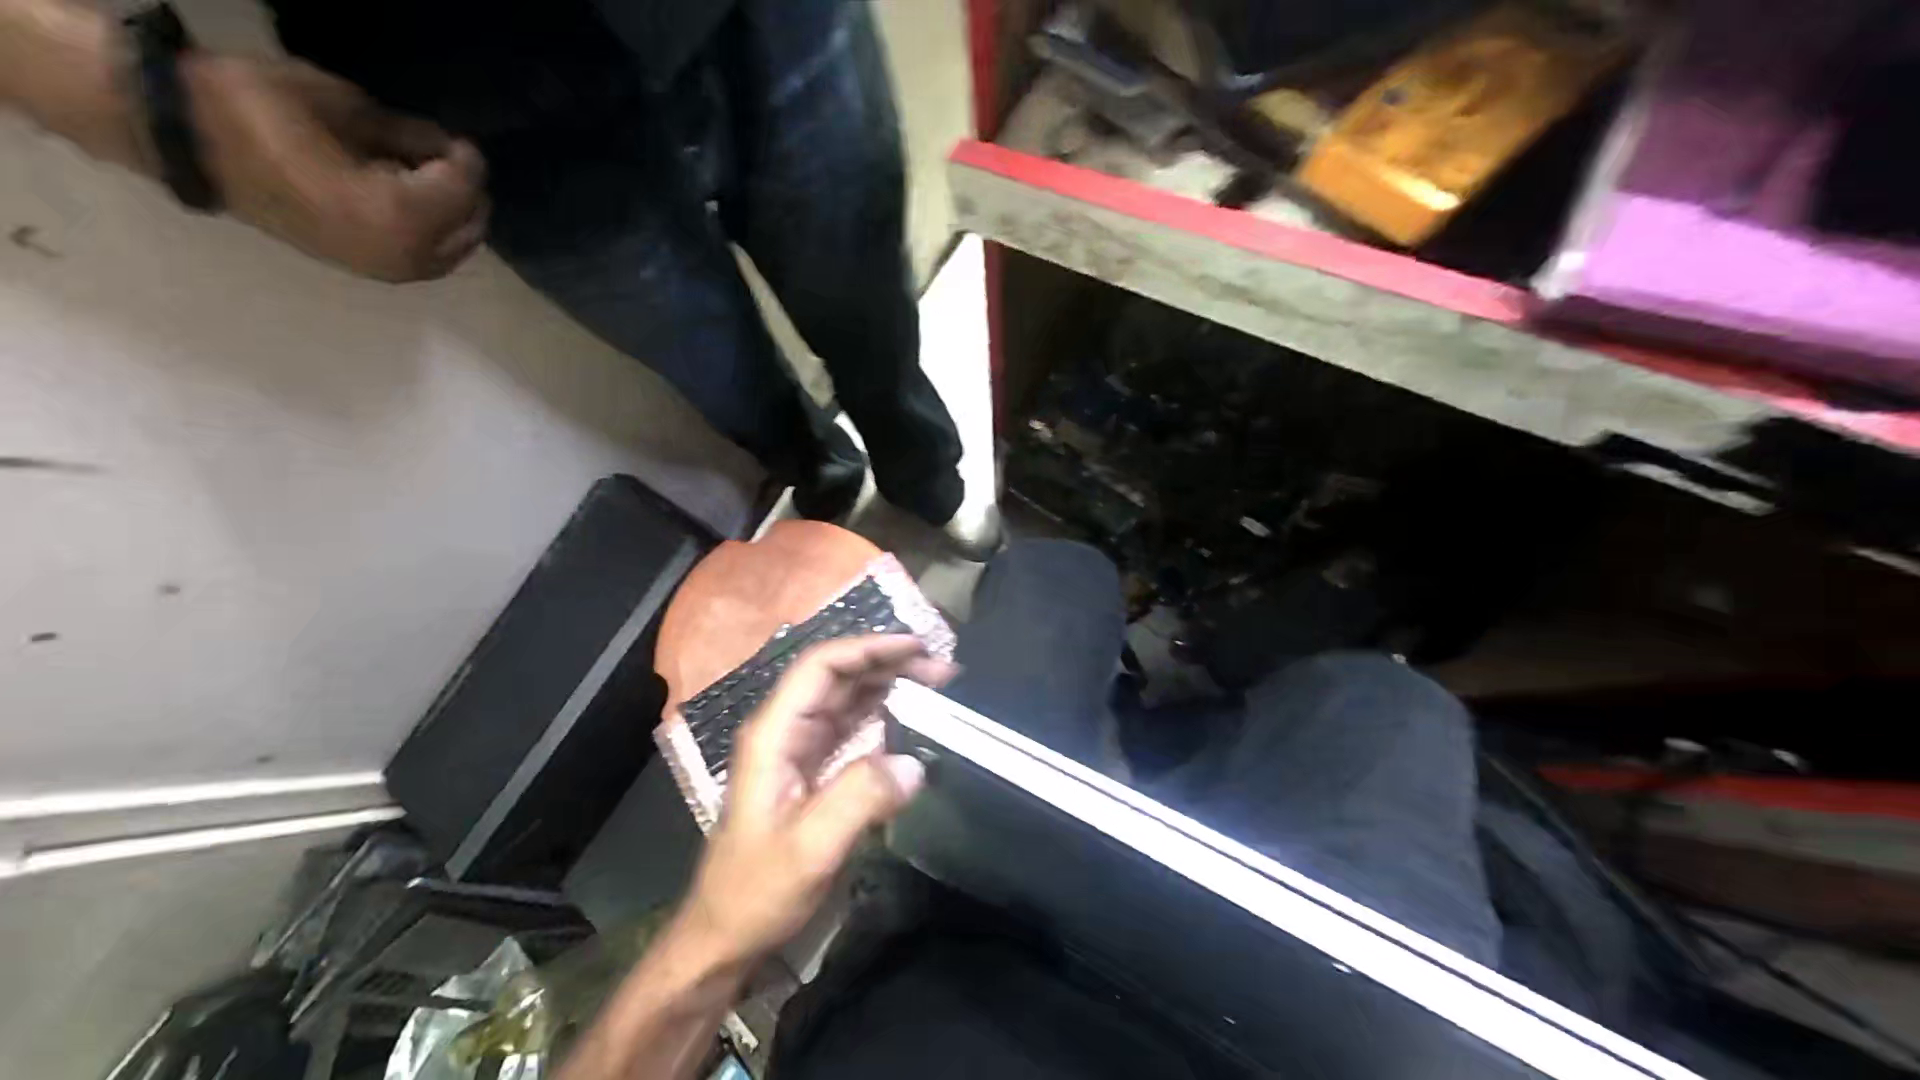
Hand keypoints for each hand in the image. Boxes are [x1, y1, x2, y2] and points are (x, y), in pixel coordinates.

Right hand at [180, 56, 488, 281]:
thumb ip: (409, 134)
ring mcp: (388, 270)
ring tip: (420, 176)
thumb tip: (445, 145)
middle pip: (470, 225)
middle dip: (465, 192)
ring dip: (451, 214)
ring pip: (455, 246)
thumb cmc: (257, 110)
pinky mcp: (371, 272)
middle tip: (440, 158)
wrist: (180, 140)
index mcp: (398, 217)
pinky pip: (428, 256)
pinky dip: (432, 230)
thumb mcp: (345, 108)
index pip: (463, 190)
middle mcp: (404, 256)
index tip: (459, 140)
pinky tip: (405, 198)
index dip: (466, 161)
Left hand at [679, 635, 954, 966]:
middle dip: (888, 663)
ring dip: (890, 686)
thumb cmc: (757, 892)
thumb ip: (860, 799)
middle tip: (941, 669)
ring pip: (847, 698)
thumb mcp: (810, 849)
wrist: (726, 937)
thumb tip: (914, 763)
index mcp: (774, 733)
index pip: (820, 666)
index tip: (916, 648)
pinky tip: (914, 720)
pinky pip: (853, 729)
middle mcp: (785, 730)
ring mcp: (798, 749)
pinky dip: (885, 716)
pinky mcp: (813, 770)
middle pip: (838, 676)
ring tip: (937, 685)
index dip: (868, 648)